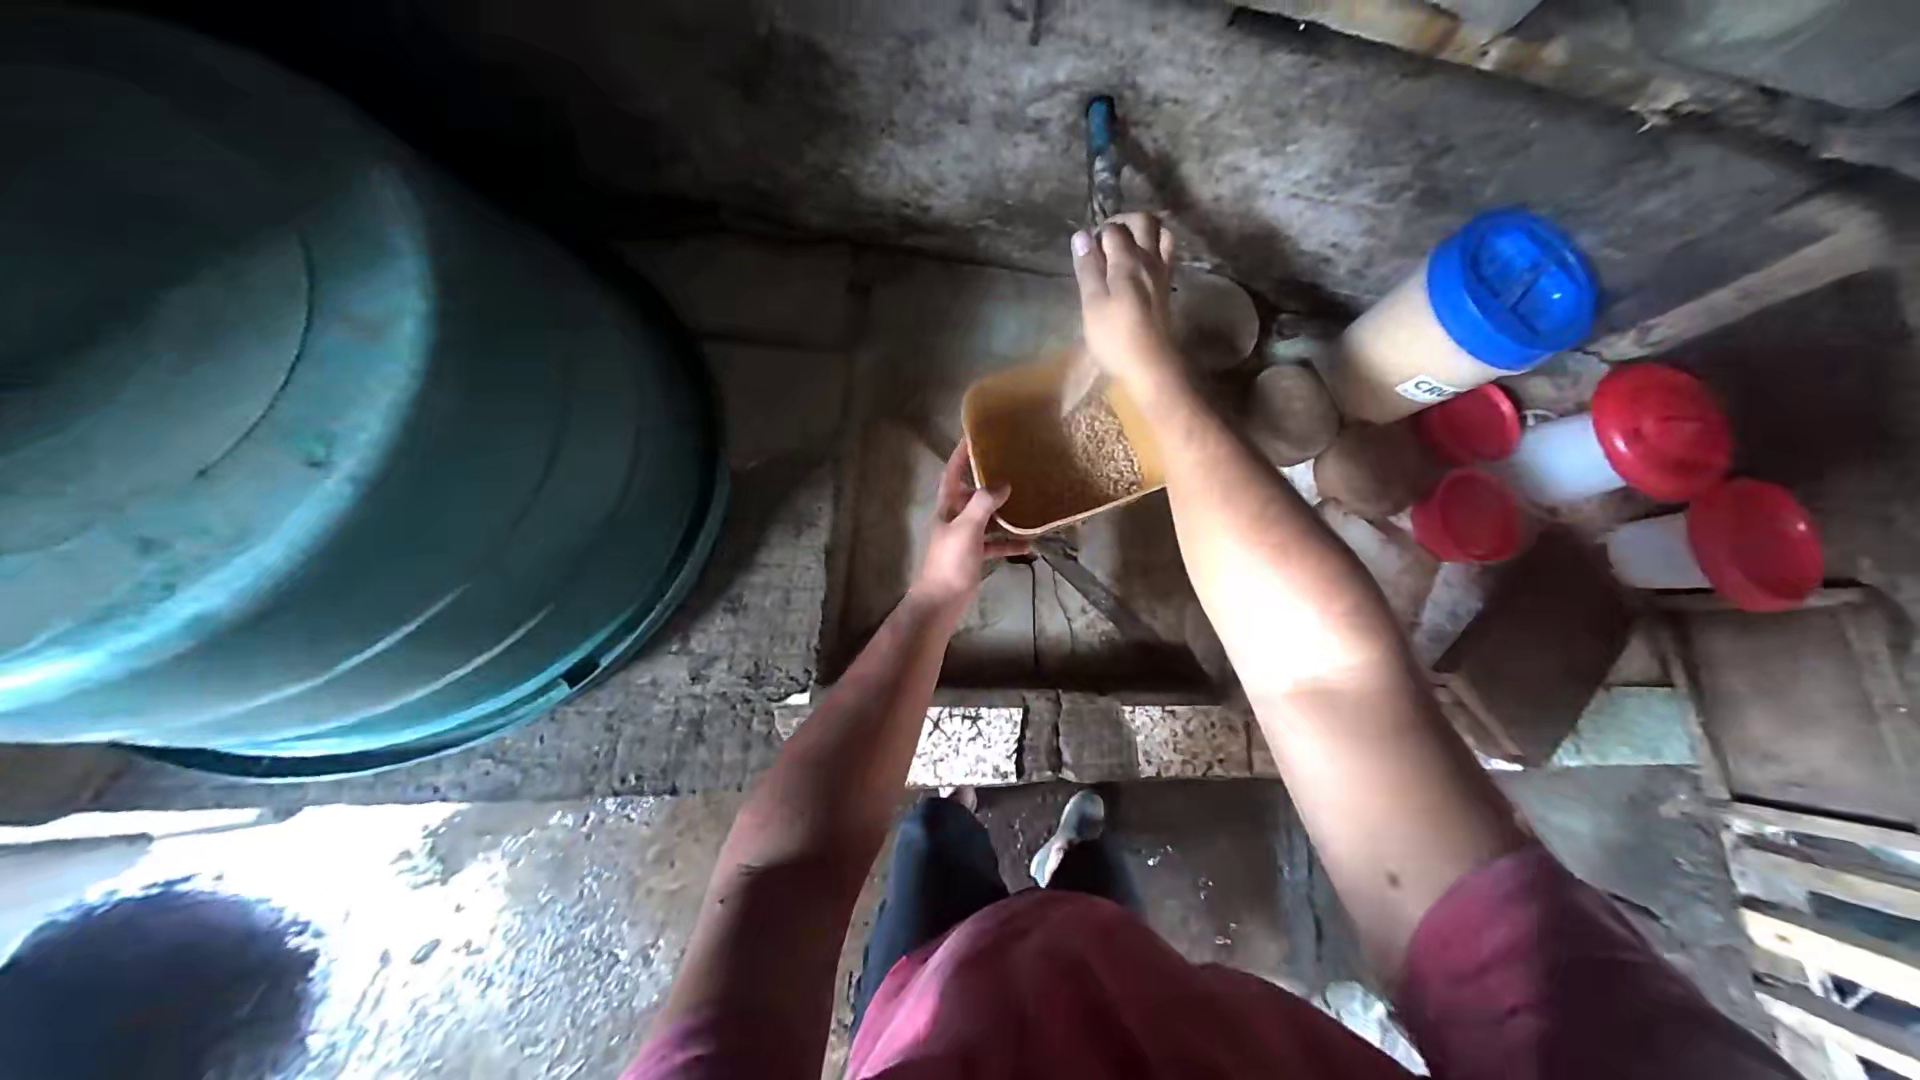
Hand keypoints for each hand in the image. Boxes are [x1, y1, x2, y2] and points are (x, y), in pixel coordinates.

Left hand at [910, 440, 1030, 610]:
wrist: (942, 600)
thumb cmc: (950, 561)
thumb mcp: (967, 528)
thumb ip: (984, 504)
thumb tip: (1003, 484)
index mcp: (947, 506)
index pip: (952, 473)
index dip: (960, 455)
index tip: (973, 436)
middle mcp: (955, 517)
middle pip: (973, 494)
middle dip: (990, 482)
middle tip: (1012, 467)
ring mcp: (965, 537)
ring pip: (987, 518)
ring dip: (1005, 513)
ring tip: (1028, 501)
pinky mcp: (974, 555)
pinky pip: (995, 544)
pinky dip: (1010, 542)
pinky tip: (1030, 543)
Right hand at [1071, 213, 1183, 393]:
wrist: (1152, 365)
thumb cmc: (1115, 338)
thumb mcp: (1093, 305)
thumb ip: (1088, 269)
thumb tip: (1081, 235)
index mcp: (1127, 261)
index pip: (1113, 230)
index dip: (1098, 233)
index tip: (1085, 251)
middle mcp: (1149, 259)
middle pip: (1143, 221)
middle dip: (1122, 221)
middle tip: (1104, 239)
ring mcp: (1162, 272)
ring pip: (1161, 233)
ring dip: (1144, 229)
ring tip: (1125, 244)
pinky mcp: (1167, 287)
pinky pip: (1167, 252)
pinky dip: (1155, 245)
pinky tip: (1142, 260)